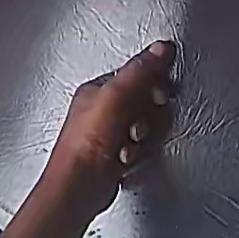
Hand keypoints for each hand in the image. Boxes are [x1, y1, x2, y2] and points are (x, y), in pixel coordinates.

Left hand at [41, 41, 175, 221]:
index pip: (137, 73)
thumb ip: (140, 71)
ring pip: (148, 124)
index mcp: (99, 89)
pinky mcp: (118, 152)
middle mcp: (103, 109)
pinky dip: (139, 152)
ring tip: (129, 142)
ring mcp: (111, 132)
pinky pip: (144, 145)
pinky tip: (126, 156)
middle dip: (149, 114)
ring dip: (144, 136)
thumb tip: (160, 49)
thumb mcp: (116, 97)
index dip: (154, 83)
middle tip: (139, 123)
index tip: (159, 94)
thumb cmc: (85, 146)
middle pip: (147, 100)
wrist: (78, 188)